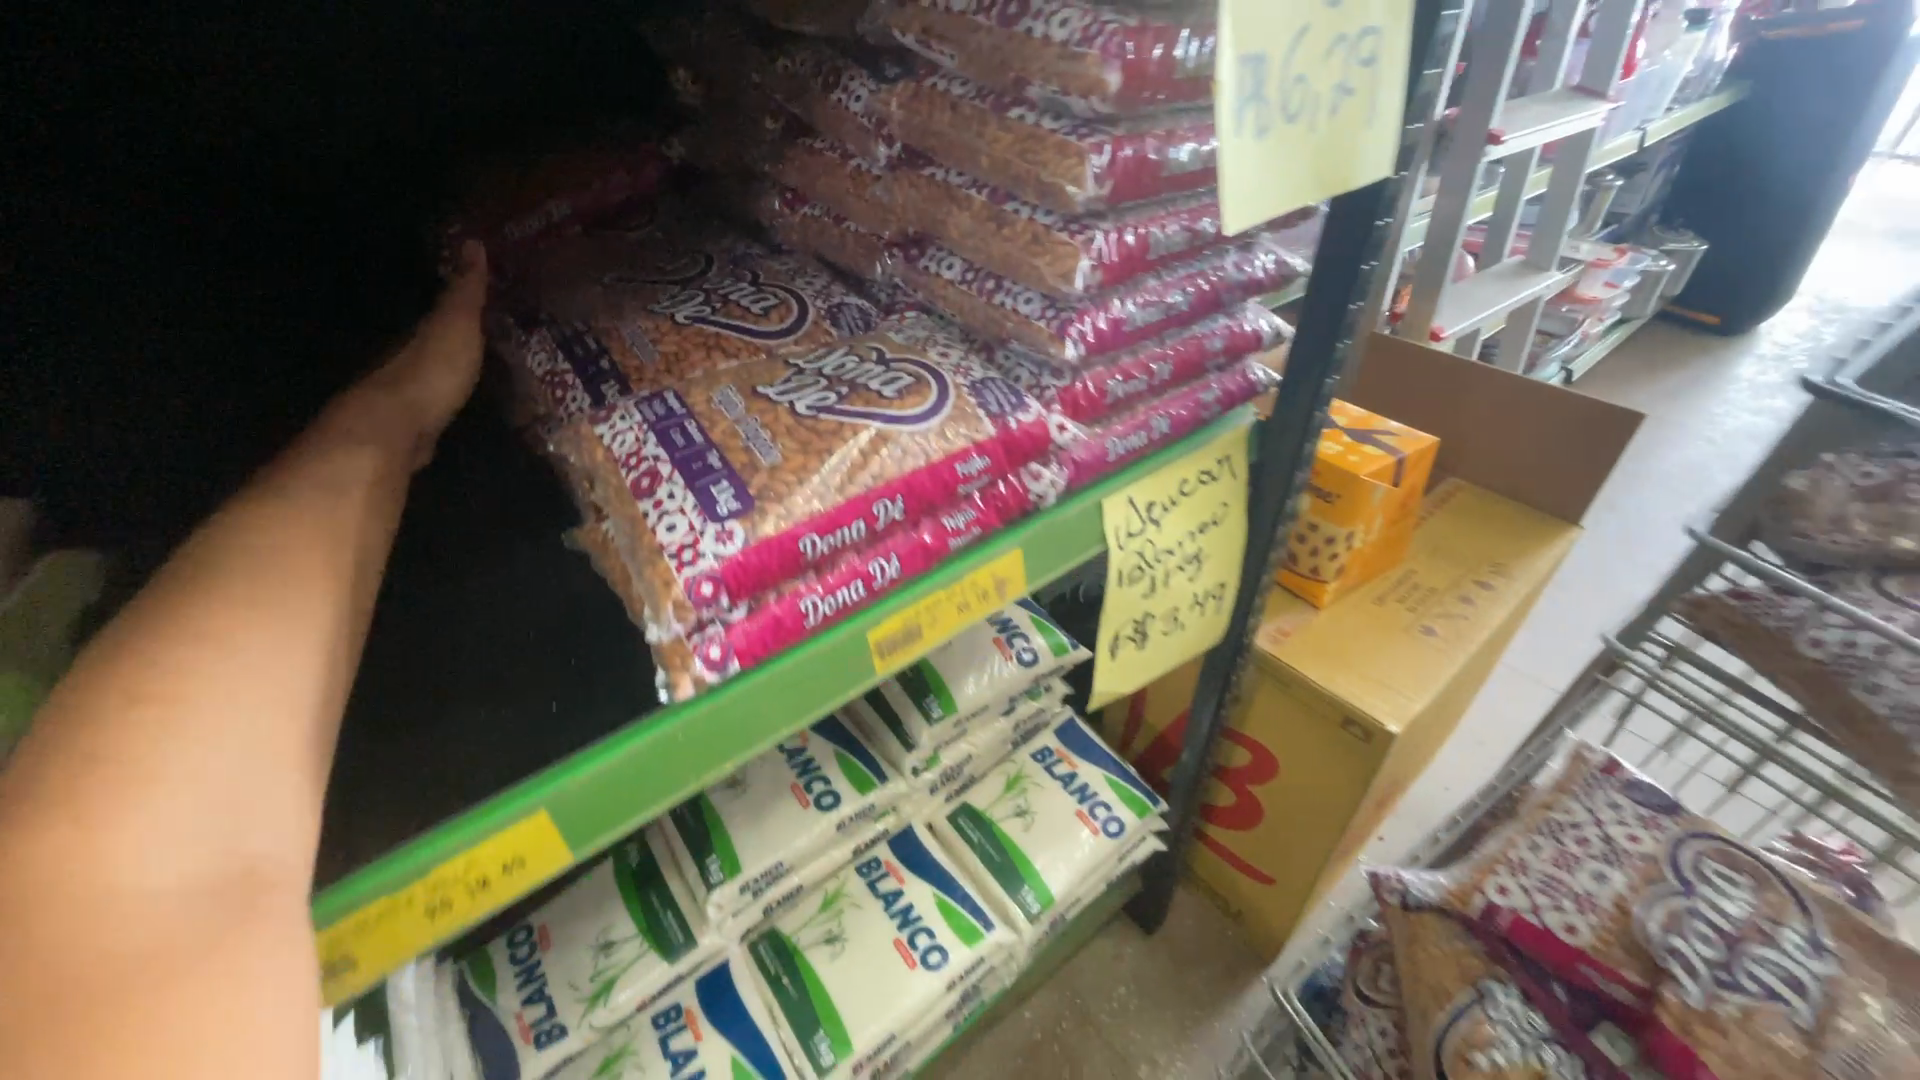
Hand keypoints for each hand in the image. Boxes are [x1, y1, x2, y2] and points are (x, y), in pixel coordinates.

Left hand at [354, 240, 489, 467]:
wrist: (397, 427)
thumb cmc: (431, 370)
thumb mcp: (456, 324)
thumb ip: (467, 291)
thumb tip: (472, 241)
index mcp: (422, 333)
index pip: (443, 313)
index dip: (464, 305)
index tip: (488, 301)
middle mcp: (412, 358)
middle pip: (436, 345)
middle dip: (459, 341)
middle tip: (493, 338)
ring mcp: (412, 395)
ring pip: (435, 375)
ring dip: (453, 373)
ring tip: (485, 372)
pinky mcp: (418, 427)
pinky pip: (438, 405)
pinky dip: (449, 401)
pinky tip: (462, 405)